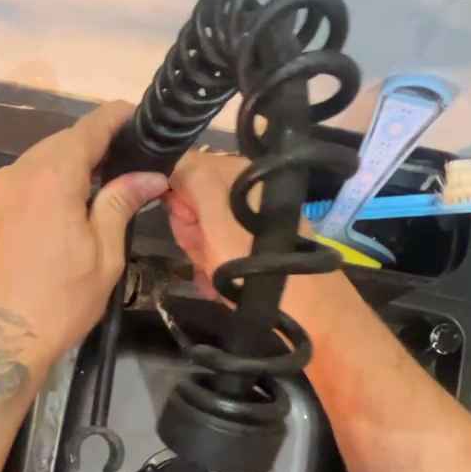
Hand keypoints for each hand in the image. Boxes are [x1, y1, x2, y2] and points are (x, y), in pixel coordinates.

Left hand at [0, 102, 168, 363]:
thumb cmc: (59, 303)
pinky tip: (55, 215)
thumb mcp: (104, 256)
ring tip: (91, 192)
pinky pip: (16, 189)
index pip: (89, 129)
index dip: (115, 118)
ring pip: (35, 166)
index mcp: (53, 177)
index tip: (134, 116)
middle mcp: (16, 175)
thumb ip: (121, 205)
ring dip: (63, 171)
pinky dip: (39, 191)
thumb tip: (147, 176)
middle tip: (120, 164)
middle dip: (90, 148)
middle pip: (59, 145)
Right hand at [165, 150, 358, 326]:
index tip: (185, 223)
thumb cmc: (253, 263)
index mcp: (234, 171)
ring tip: (212, 272)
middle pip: (187, 202)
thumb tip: (168, 163)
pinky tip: (217, 283)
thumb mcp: (216, 218)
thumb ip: (192, 180)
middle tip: (203, 251)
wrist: (302, 309)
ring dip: (198, 253)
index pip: (181, 171)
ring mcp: (246, 217)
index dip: (174, 199)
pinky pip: (214, 249)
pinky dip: (210, 267)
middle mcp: (241, 187)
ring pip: (198, 229)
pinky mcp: (250, 244)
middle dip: (188, 230)